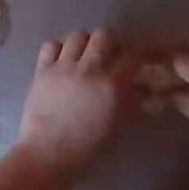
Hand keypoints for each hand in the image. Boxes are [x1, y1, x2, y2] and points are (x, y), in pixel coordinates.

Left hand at [15, 29, 134, 176]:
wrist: (48, 154)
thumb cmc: (88, 146)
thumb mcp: (118, 126)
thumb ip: (132, 103)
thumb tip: (146, 91)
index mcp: (112, 84)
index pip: (131, 55)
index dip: (134, 55)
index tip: (132, 62)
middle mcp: (89, 69)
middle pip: (103, 35)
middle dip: (108, 43)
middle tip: (106, 55)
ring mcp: (64, 67)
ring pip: (77, 36)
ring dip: (83, 43)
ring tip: (82, 56)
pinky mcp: (42, 70)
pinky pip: (50, 45)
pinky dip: (57, 49)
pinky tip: (60, 60)